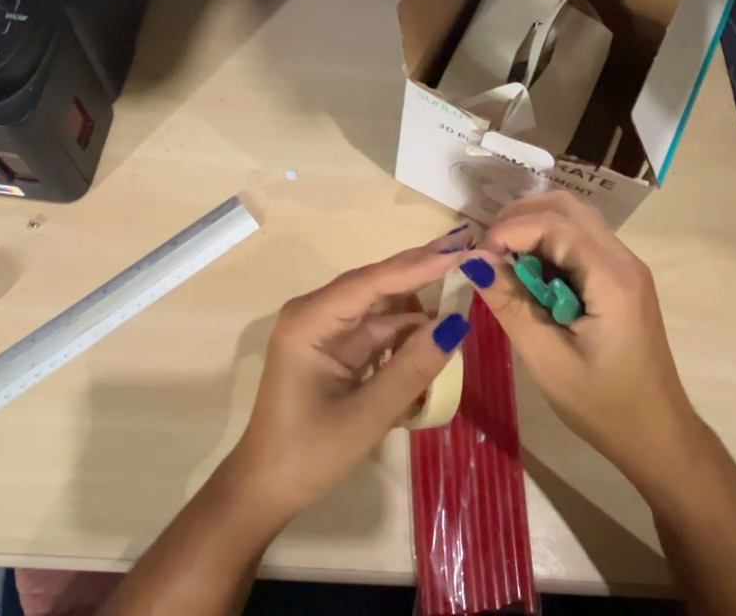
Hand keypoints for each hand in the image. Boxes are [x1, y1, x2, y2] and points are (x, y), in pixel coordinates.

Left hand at [227, 229, 474, 520]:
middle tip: (469, 246)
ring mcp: (325, 330)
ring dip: (419, 296)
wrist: (267, 489)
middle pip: (376, 283)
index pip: (371, 281)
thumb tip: (456, 324)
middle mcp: (315, 313)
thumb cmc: (309, 452)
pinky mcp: (335, 348)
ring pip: (380, 305)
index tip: (459, 249)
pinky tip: (439, 321)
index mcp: (310, 321)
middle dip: (422, 267)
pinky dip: (407, 328)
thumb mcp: (367, 415)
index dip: (418, 264)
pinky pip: (377, 329)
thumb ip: (412, 367)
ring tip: (463, 277)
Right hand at [465, 192, 700, 484]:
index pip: (554, 224)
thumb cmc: (603, 406)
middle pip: (566, 207)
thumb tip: (472, 261)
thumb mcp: (546, 360)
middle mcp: (624, 260)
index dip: (509, 230)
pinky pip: (581, 240)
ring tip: (501, 260)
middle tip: (486, 252)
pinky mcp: (622, 278)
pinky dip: (548, 243)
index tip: (477, 258)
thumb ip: (509, 304)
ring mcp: (627, 267)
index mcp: (612, 280)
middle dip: (519, 218)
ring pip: (574, 219)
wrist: (658, 435)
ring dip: (533, 227)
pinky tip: (528, 273)